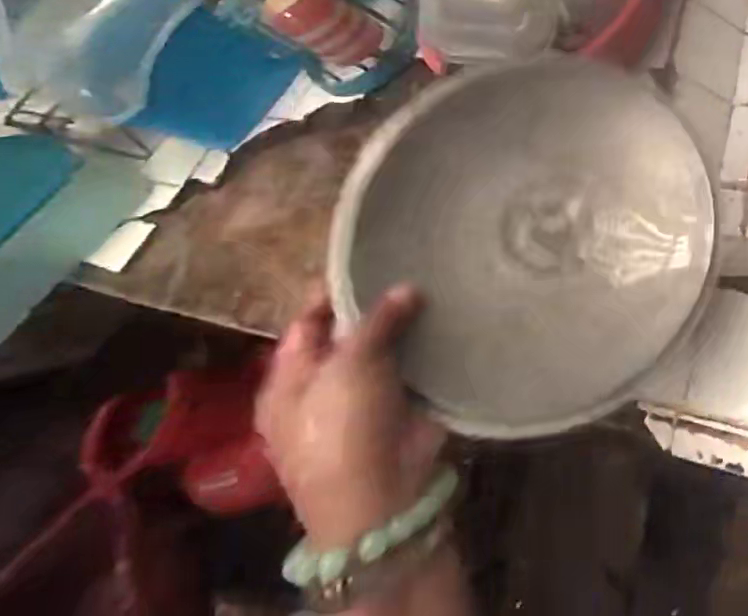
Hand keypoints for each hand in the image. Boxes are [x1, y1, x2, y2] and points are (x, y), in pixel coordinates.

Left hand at [256, 285, 445, 547]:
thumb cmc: (343, 427)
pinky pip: (419, 361)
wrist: (380, 490)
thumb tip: (407, 286)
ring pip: (391, 344)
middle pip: (354, 330)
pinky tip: (455, 315)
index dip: (335, 290)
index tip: (371, 257)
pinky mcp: (406, 398)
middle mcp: (327, 381)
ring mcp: (368, 391)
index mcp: (292, 376)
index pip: (310, 320)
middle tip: (416, 263)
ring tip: (443, 280)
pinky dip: (433, 342)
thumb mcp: (350, 366)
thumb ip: (377, 321)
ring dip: (413, 321)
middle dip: (382, 302)